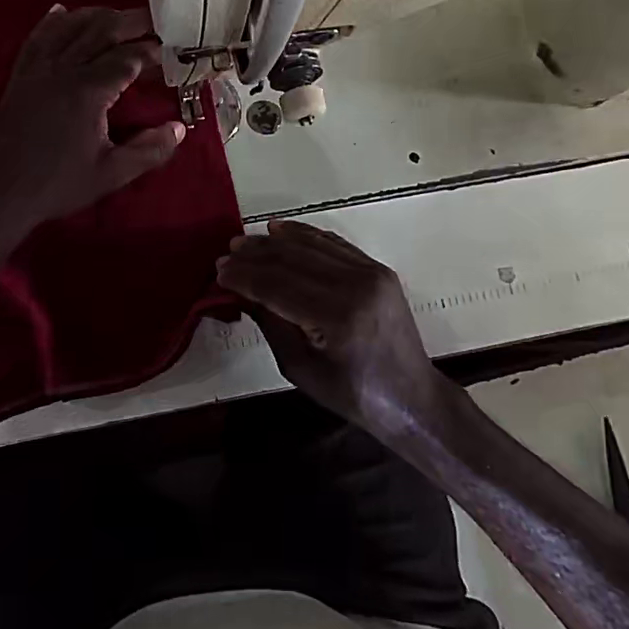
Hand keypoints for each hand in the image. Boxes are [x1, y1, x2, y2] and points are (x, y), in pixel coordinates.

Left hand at [0, 5, 184, 234]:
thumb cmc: (57, 184)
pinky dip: (53, 22)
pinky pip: (37, 38)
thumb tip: (179, 128)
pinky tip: (62, 11)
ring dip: (96, 16)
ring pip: (69, 28)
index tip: (170, 51)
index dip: (151, 52)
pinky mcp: (20, 76)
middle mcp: (63, 70)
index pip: (127, 59)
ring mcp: (38, 70)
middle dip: (130, 21)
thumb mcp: (111, 174)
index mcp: (88, 91)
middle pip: (100, 31)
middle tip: (154, 19)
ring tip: (118, 15)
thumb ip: (148, 151)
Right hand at [216, 221, 446, 437]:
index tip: (219, 272)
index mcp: (337, 317)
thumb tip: (240, 291)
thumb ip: (270, 324)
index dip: (244, 276)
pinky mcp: (378, 269)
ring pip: (312, 245)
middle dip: (255, 256)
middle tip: (227, 254)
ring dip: (275, 241)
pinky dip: (306, 236)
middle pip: (293, 259)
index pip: (277, 285)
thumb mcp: (299, 368)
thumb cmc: (352, 394)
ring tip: (246, 242)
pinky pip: (334, 244)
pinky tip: (282, 231)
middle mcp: (356, 286)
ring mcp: (371, 273)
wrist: (410, 398)